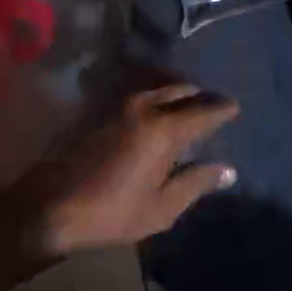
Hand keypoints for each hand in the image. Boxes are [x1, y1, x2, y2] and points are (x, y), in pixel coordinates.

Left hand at [20, 84, 239, 255]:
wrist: (57, 199)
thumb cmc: (114, 211)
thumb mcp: (162, 207)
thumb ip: (195, 183)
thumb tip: (227, 170)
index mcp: (162, 130)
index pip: (200, 112)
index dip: (220, 109)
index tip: (234, 106)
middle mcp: (141, 104)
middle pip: (177, 87)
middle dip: (196, 92)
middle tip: (210, 100)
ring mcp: (115, 97)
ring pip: (153, 80)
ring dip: (172, 84)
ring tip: (185, 94)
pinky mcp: (97, 99)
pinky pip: (131, 83)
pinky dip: (148, 85)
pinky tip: (151, 95)